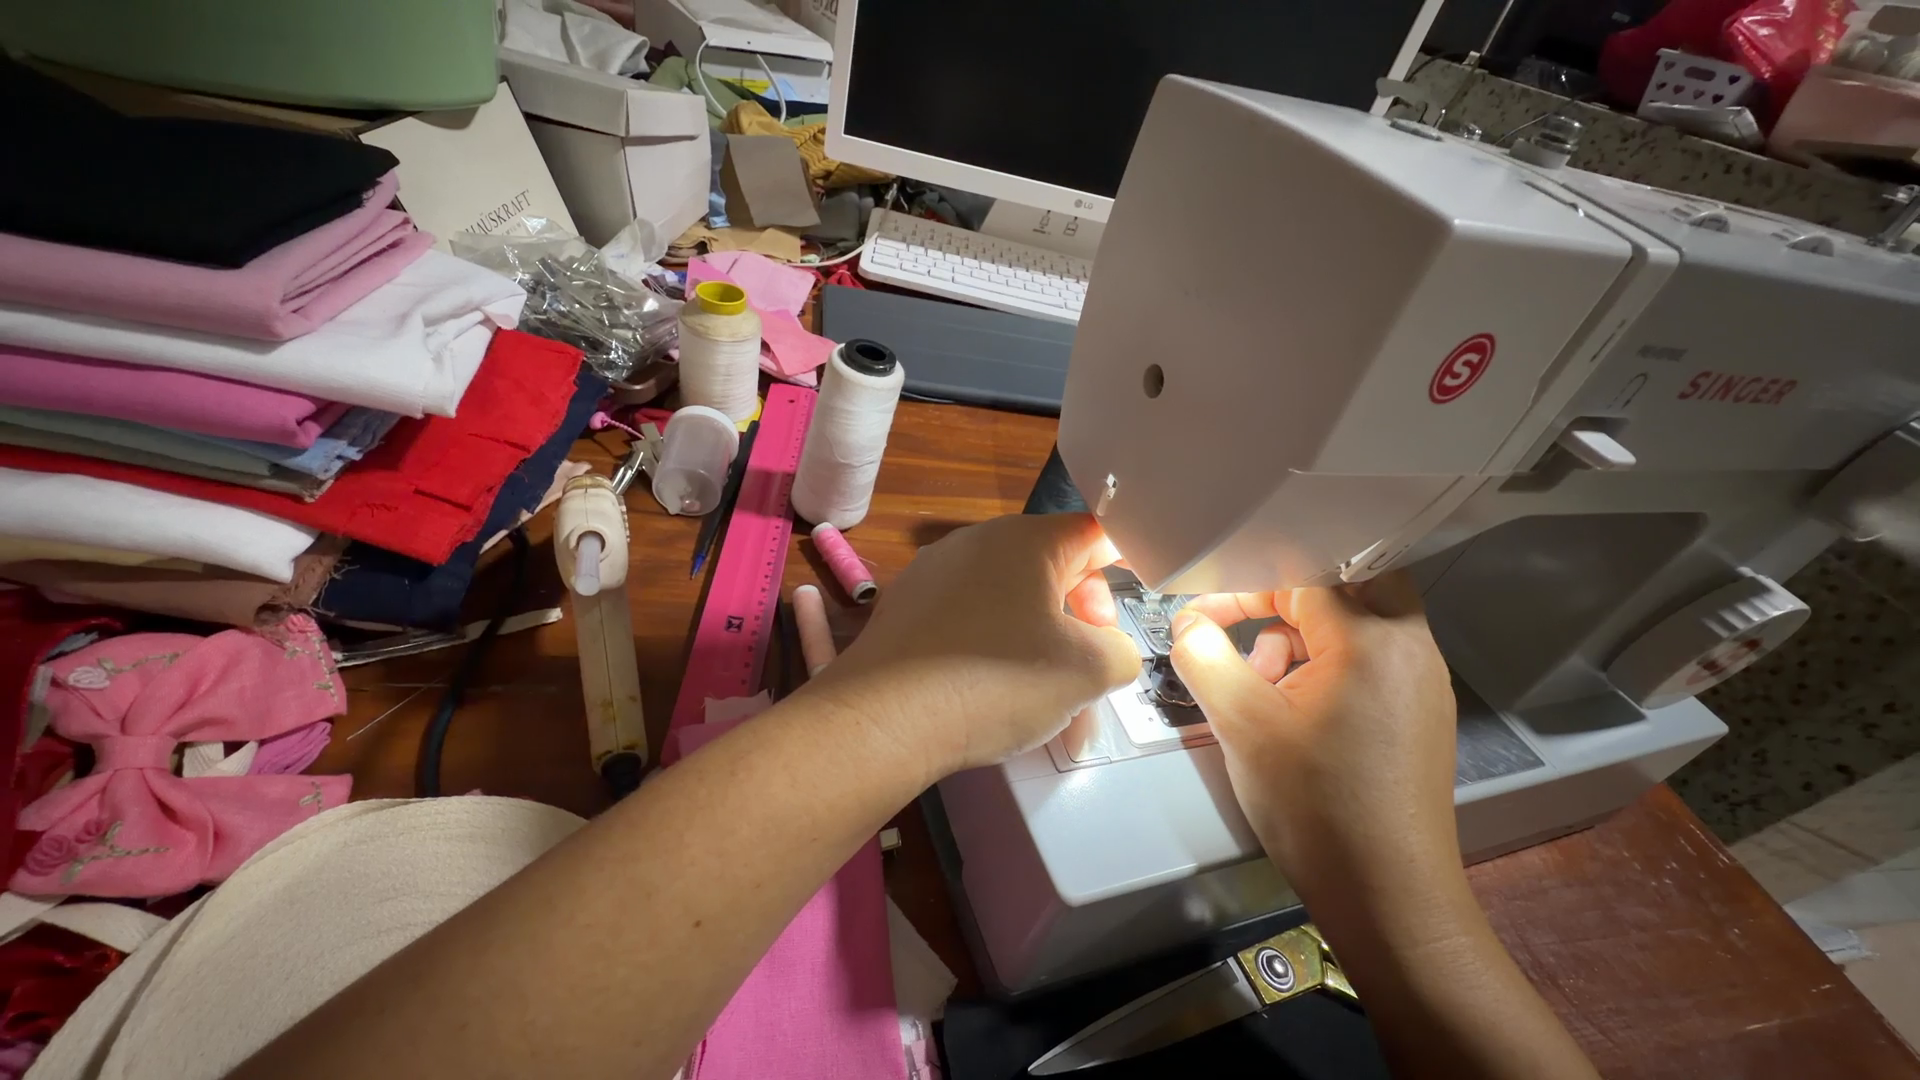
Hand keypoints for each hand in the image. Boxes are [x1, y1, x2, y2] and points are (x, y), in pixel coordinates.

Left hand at [814, 513, 1140, 780]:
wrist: (886, 718)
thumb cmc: (996, 682)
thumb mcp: (1088, 673)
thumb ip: (1119, 651)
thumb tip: (1105, 648)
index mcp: (1028, 540)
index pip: (1095, 534)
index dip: (1123, 569)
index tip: (1119, 619)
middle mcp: (977, 540)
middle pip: (1051, 562)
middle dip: (1079, 608)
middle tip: (1084, 659)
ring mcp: (934, 569)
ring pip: (1007, 589)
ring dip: (1035, 627)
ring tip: (1038, 682)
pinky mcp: (904, 603)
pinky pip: (966, 609)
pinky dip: (990, 636)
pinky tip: (986, 681)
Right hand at [1167, 574, 1458, 897]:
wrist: (1386, 895)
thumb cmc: (1312, 803)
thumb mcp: (1241, 723)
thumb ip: (1204, 657)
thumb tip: (1188, 624)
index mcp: (1374, 640)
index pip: (1303, 579)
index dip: (1244, 590)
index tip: (1203, 618)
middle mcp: (1412, 648)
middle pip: (1350, 583)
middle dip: (1290, 599)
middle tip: (1249, 627)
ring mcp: (1424, 683)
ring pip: (1361, 622)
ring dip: (1306, 635)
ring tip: (1264, 685)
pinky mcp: (1422, 714)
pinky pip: (1373, 660)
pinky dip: (1330, 665)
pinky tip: (1295, 712)